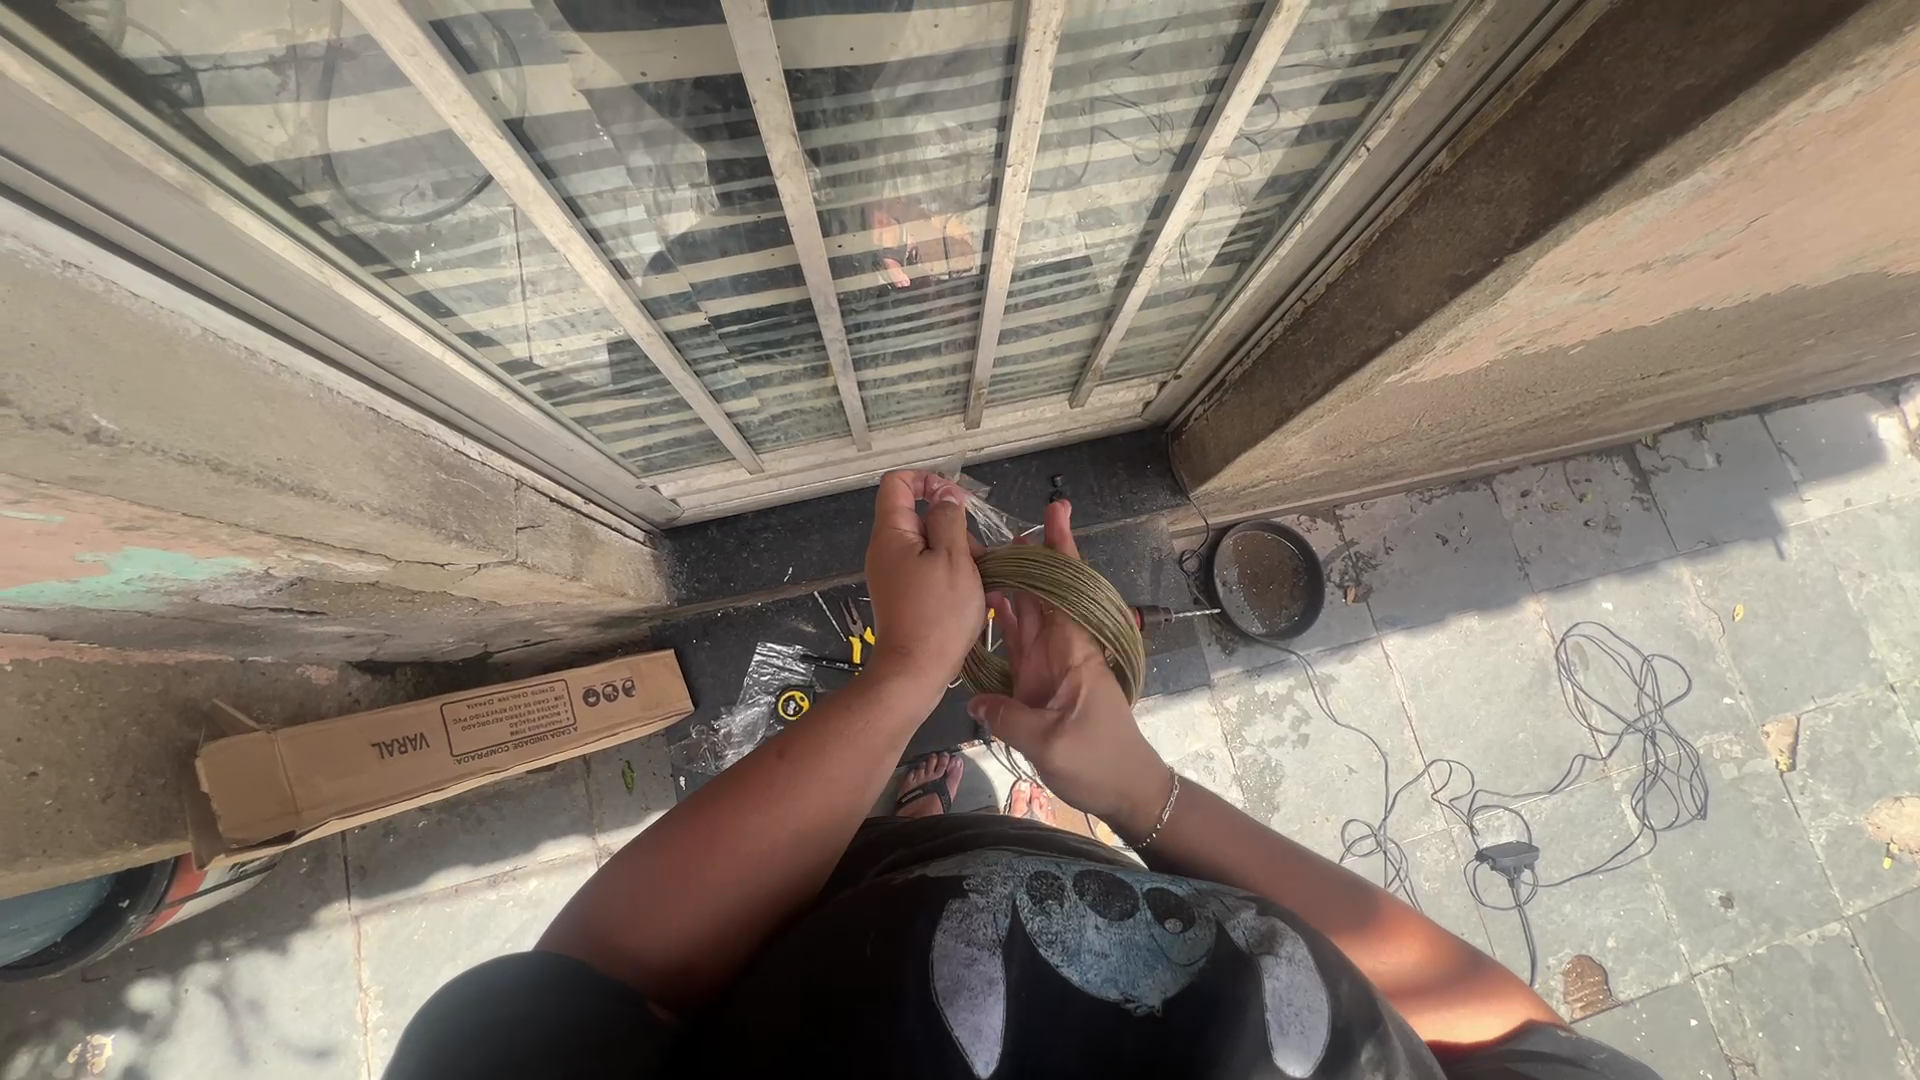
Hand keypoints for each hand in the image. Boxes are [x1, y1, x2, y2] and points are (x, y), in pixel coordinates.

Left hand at [864, 471, 985, 686]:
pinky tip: (978, 598)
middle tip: (979, 557)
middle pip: (922, 518)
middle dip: (956, 530)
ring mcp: (895, 574)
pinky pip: (931, 572)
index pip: (898, 483)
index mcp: (892, 533)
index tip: (957, 499)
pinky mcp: (905, 595)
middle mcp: (887, 550)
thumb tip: (945, 495)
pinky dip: (955, 578)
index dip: (928, 480)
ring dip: (962, 558)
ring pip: (933, 548)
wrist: (914, 672)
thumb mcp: (954, 559)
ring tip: (985, 584)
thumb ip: (949, 520)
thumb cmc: (937, 614)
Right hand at [965, 500, 1172, 836]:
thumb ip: (1008, 717)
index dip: (1061, 548)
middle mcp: (1061, 647)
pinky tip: (982, 600)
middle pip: (1042, 591)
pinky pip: (1017, 639)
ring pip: (1027, 610)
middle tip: (987, 531)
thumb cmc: (1099, 761)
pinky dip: (1002, 618)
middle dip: (1023, 557)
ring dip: (1009, 583)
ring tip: (978, 555)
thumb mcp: (1051, 743)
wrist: (1124, 789)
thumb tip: (973, 699)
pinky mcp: (1036, 680)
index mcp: (1072, 650)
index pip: (1066, 587)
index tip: (1054, 511)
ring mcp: (1048, 663)